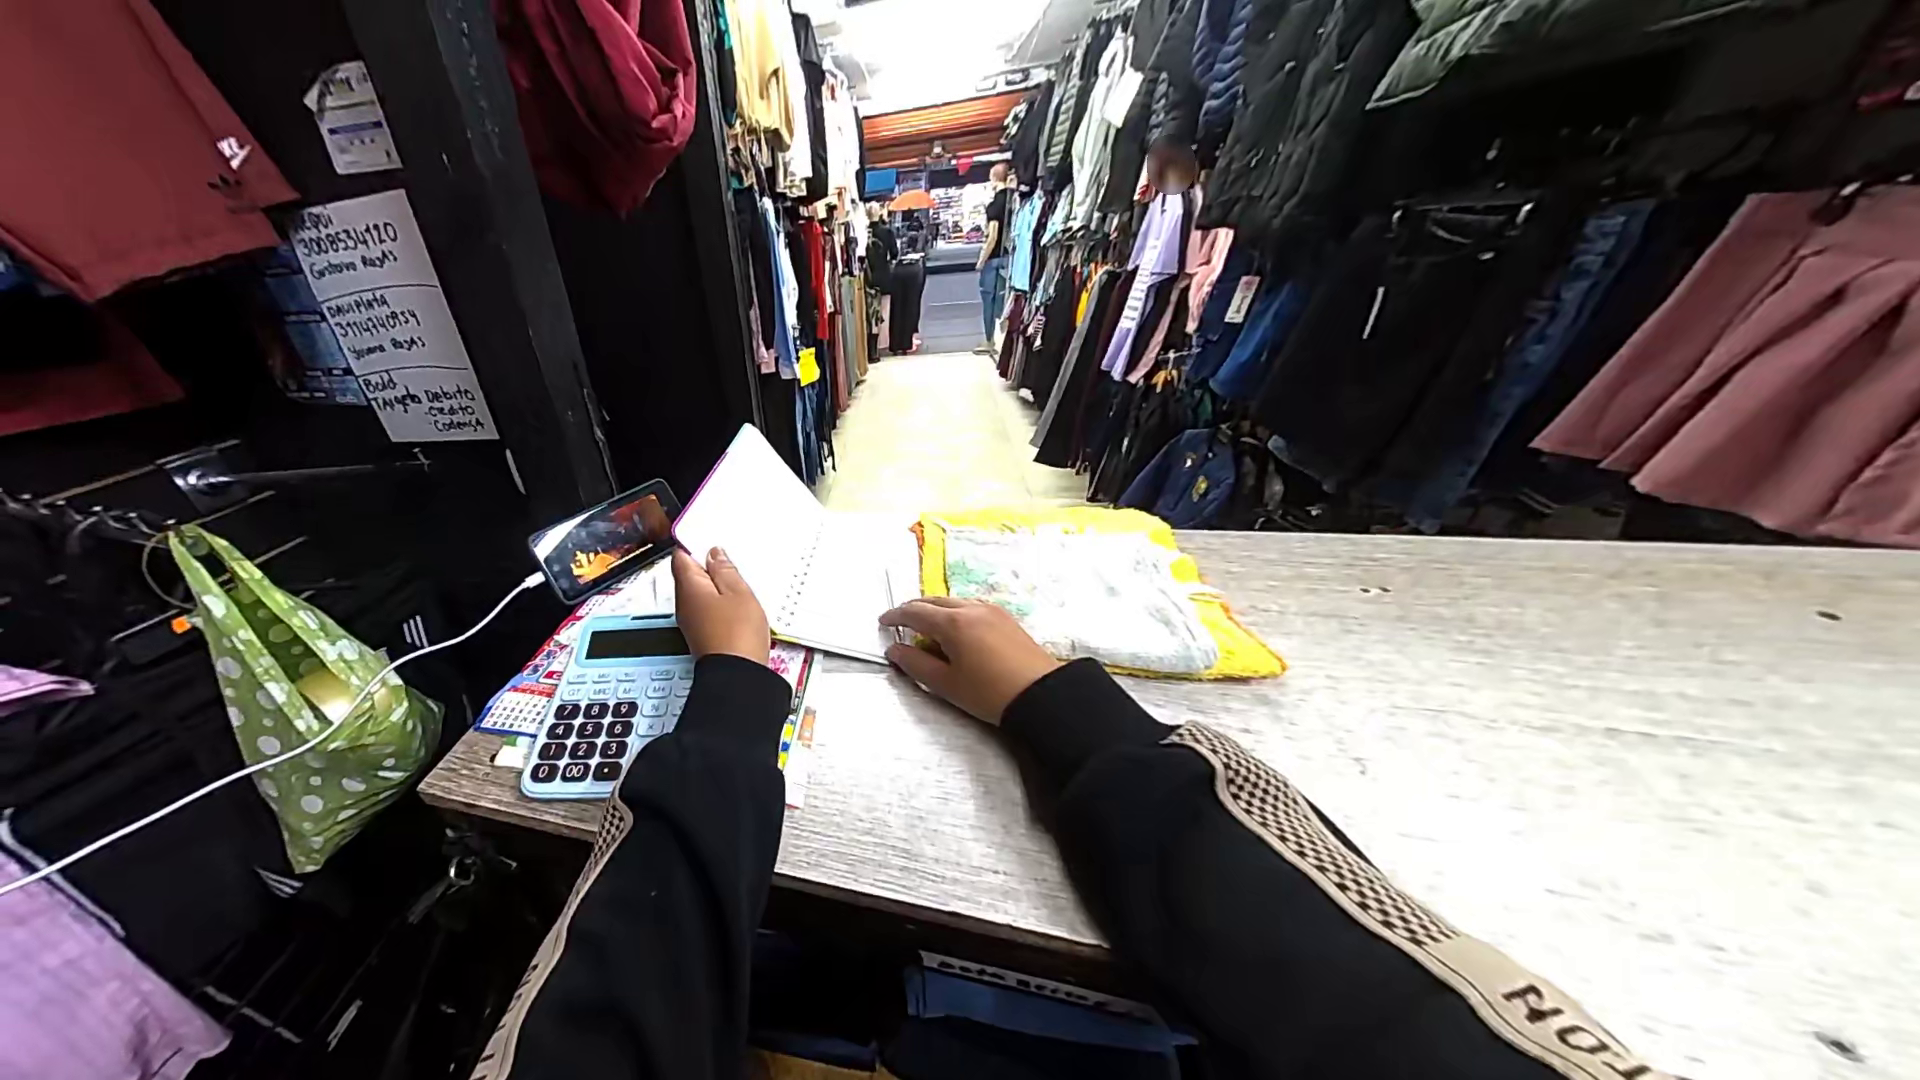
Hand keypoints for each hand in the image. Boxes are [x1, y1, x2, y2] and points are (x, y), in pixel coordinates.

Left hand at [673, 547, 769, 665]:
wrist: (738, 674)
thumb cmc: (738, 632)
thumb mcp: (738, 592)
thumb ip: (725, 570)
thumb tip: (714, 554)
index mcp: (689, 588)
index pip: (682, 557)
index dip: (696, 545)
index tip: (713, 540)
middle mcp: (684, 604)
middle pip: (690, 575)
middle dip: (708, 565)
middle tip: (732, 559)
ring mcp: (692, 620)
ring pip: (700, 592)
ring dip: (716, 584)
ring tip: (739, 581)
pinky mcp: (704, 632)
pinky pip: (708, 608)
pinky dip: (720, 601)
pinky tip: (737, 602)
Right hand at [880, 598, 1061, 724]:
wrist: (1040, 695)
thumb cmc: (989, 694)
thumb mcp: (946, 684)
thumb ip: (916, 664)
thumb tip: (895, 650)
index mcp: (953, 623)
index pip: (915, 612)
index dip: (895, 616)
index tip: (884, 622)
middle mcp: (971, 609)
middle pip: (934, 601)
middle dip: (914, 609)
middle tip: (901, 623)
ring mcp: (991, 610)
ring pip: (953, 601)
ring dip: (936, 610)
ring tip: (927, 629)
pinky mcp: (1005, 617)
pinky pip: (971, 606)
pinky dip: (955, 612)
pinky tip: (955, 630)